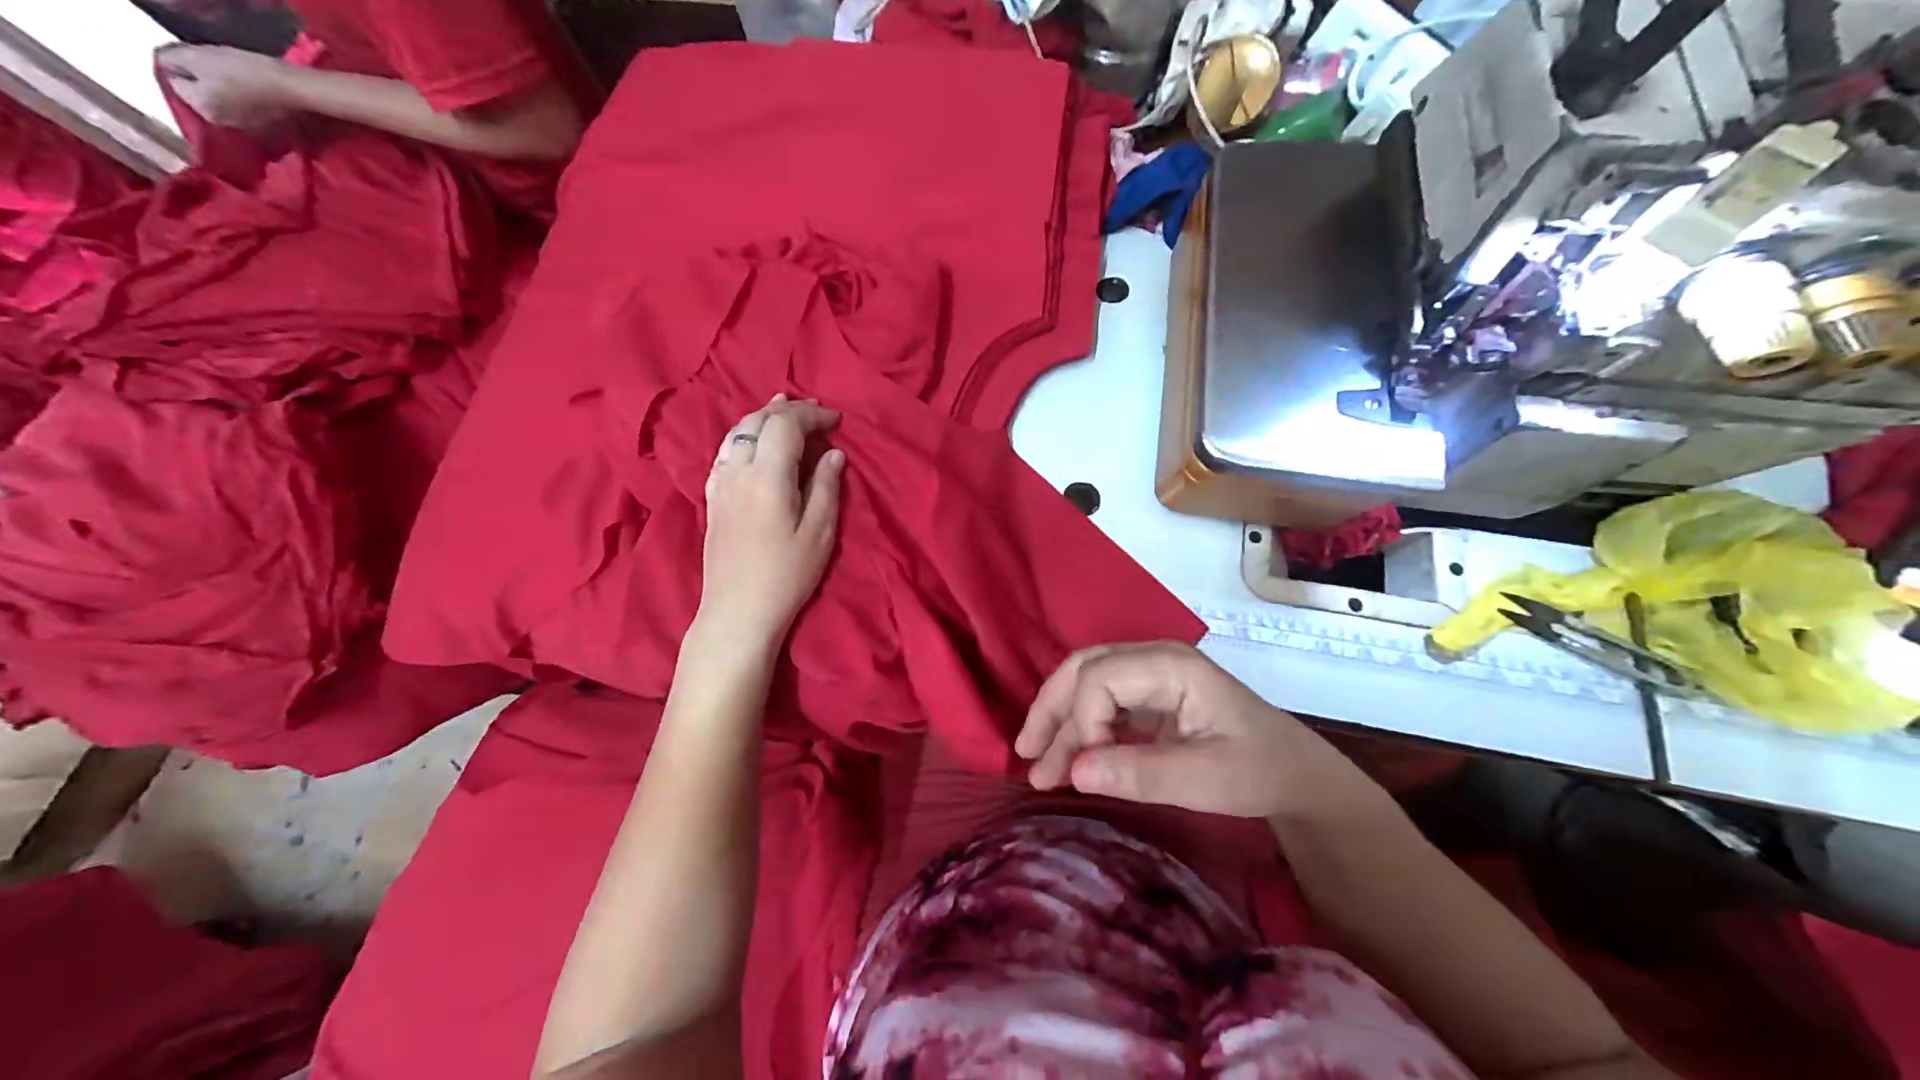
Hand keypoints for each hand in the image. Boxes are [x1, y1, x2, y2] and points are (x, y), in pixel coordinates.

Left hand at [156, 44, 295, 130]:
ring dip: (227, 99)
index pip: (175, 82)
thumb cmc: (243, 71)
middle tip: (220, 73)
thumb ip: (171, 59)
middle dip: (205, 87)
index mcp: (198, 107)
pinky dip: (247, 109)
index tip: (201, 62)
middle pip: (200, 98)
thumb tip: (164, 64)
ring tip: (241, 87)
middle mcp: (218, 124)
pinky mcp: (267, 133)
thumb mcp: (196, 56)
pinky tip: (257, 101)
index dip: (184, 68)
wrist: (293, 90)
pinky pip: (246, 117)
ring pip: (224, 108)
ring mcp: (246, 131)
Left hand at [698, 395, 844, 646]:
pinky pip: (726, 451)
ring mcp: (720, 484)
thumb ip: (827, 488)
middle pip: (758, 422)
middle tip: (814, 411)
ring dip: (762, 417)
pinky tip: (752, 440)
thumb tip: (833, 454)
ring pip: (737, 433)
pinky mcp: (713, 499)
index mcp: (767, 476)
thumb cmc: (786, 576)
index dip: (812, 416)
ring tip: (782, 408)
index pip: (786, 425)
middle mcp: (738, 471)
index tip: (836, 421)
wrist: (737, 611)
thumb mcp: (819, 533)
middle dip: (788, 411)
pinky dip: (744, 435)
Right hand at [1016, 641, 1358, 818]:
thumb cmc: (1258, 771)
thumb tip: (1073, 772)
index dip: (1082, 722)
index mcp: (1171, 666)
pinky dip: (1079, 729)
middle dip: (1051, 710)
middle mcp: (1154, 660)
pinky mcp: (1148, 697)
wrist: (1295, 774)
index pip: (1100, 678)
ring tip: (1037, 767)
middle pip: (1083, 669)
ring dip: (1059, 722)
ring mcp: (1150, 676)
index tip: (1088, 770)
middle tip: (1027, 755)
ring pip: (1085, 683)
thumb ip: (1141, 774)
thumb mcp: (1205, 780)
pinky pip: (1101, 702)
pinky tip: (1067, 758)